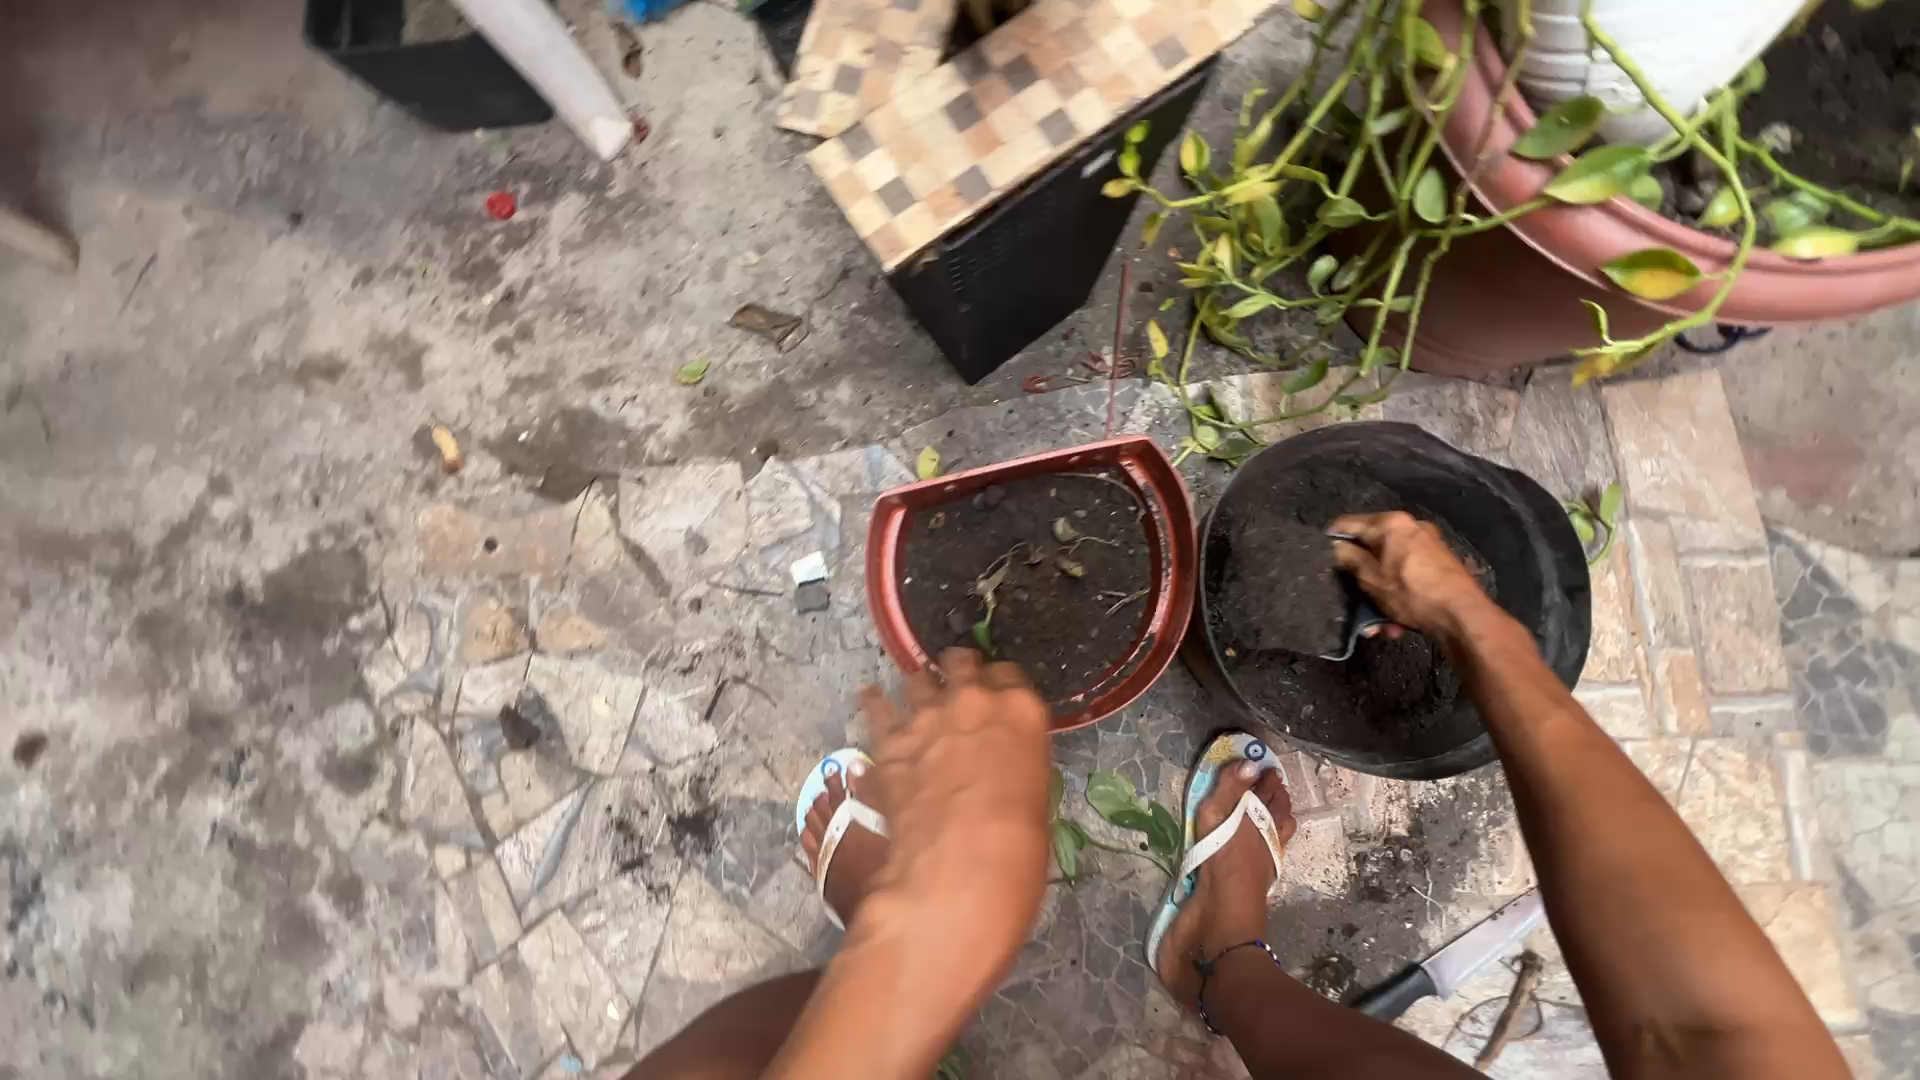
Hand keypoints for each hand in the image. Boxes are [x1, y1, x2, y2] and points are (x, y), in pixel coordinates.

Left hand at [854, 649, 1052, 982]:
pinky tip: (870, 697)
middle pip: (961, 662)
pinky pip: (876, 707)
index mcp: (1021, 710)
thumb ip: (1014, 759)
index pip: (1010, 674)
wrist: (958, 872)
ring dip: (919, 686)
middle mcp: (974, 699)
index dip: (1000, 685)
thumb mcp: (1036, 794)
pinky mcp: (890, 740)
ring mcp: (927, 715)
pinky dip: (874, 702)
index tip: (995, 696)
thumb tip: (998, 761)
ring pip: (918, 677)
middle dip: (958, 671)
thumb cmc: (1018, 848)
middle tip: (956, 687)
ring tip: (916, 695)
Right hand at [1328, 511, 1489, 639]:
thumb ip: (1348, 558)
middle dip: (1360, 576)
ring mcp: (1428, 545)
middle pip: (1370, 547)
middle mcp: (1411, 527)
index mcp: (1391, 523)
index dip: (1330, 540)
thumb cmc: (1412, 593)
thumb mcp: (1370, 578)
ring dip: (1378, 591)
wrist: (1464, 617)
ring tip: (1378, 621)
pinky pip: (1406, 574)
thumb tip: (1335, 546)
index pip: (1347, 524)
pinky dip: (1398, 593)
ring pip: (1388, 566)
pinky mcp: (1439, 563)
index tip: (1321, 558)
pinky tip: (1397, 621)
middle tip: (1350, 595)